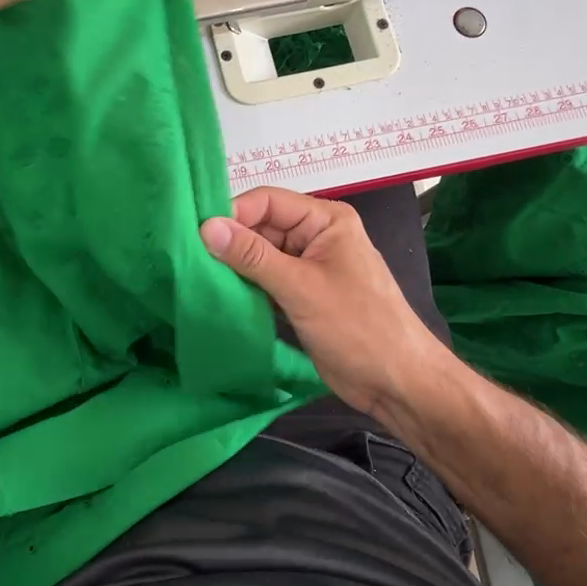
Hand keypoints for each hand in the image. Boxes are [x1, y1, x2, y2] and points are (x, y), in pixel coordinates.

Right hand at [200, 187, 450, 413]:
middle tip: (189, 258)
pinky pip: (266, 280)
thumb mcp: (301, 287)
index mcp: (325, 220)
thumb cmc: (357, 327)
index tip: (196, 234)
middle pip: (262, 227)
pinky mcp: (302, 296)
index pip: (268, 202)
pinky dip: (246, 286)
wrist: (398, 383)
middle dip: (231, 241)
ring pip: (261, 255)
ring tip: (197, 276)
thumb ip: (253, 256)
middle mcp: (316, 236)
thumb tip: (206, 227)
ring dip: (235, 266)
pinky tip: (219, 295)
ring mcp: (309, 267)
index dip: (233, 213)